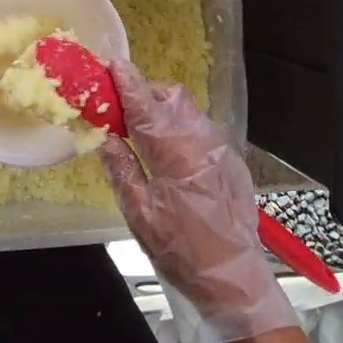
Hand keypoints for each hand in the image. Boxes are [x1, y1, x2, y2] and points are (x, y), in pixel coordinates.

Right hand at [99, 60, 298, 342]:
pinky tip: (172, 154)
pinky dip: (182, 129)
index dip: (128, 84)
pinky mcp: (232, 160)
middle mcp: (202, 142)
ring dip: (164, 111)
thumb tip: (107, 137)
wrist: (235, 278)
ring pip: (189, 111)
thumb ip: (123, 170)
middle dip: (146, 95)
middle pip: (171, 98)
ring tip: (145, 133)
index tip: (114, 64)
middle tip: (124, 112)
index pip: (146, 107)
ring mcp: (221, 149)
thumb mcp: (141, 215)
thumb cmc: (182, 251)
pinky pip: (202, 129)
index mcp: (176, 154)